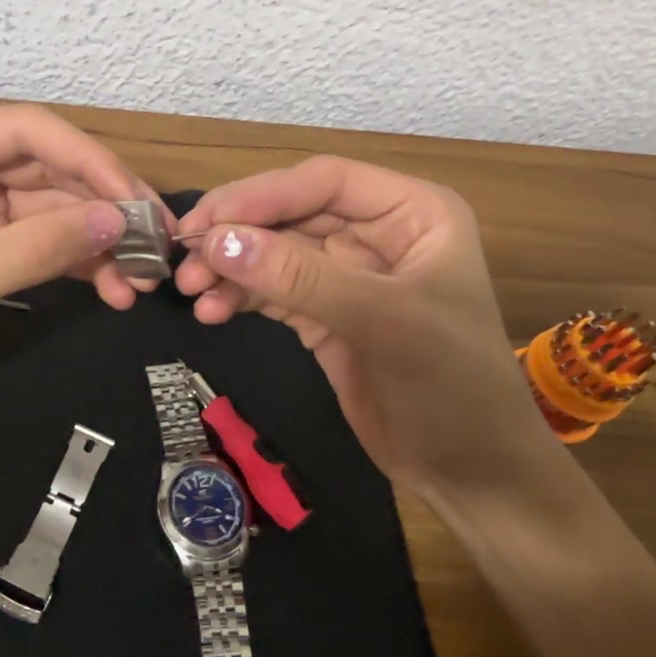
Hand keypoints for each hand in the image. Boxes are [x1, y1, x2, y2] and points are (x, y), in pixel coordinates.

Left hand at [0, 105, 165, 427]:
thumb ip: (35, 248)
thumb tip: (121, 221)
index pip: (27, 130)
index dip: (90, 161)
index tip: (138, 204)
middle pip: (44, 169)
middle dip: (99, 208)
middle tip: (154, 248)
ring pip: (46, 209)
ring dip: (92, 242)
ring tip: (138, 281)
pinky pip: (34, 242)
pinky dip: (70, 262)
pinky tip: (108, 287)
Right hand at [173, 156, 556, 493]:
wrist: (472, 474)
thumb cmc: (452, 388)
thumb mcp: (383, 323)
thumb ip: (300, 278)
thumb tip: (216, 242)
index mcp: (413, 213)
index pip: (325, 182)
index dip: (261, 196)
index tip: (204, 222)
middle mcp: (379, 233)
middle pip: (292, 213)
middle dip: (238, 233)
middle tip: (183, 256)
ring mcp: (350, 275)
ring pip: (275, 252)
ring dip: (231, 267)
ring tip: (190, 291)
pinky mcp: (326, 315)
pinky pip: (273, 291)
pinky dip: (240, 297)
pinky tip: (213, 312)